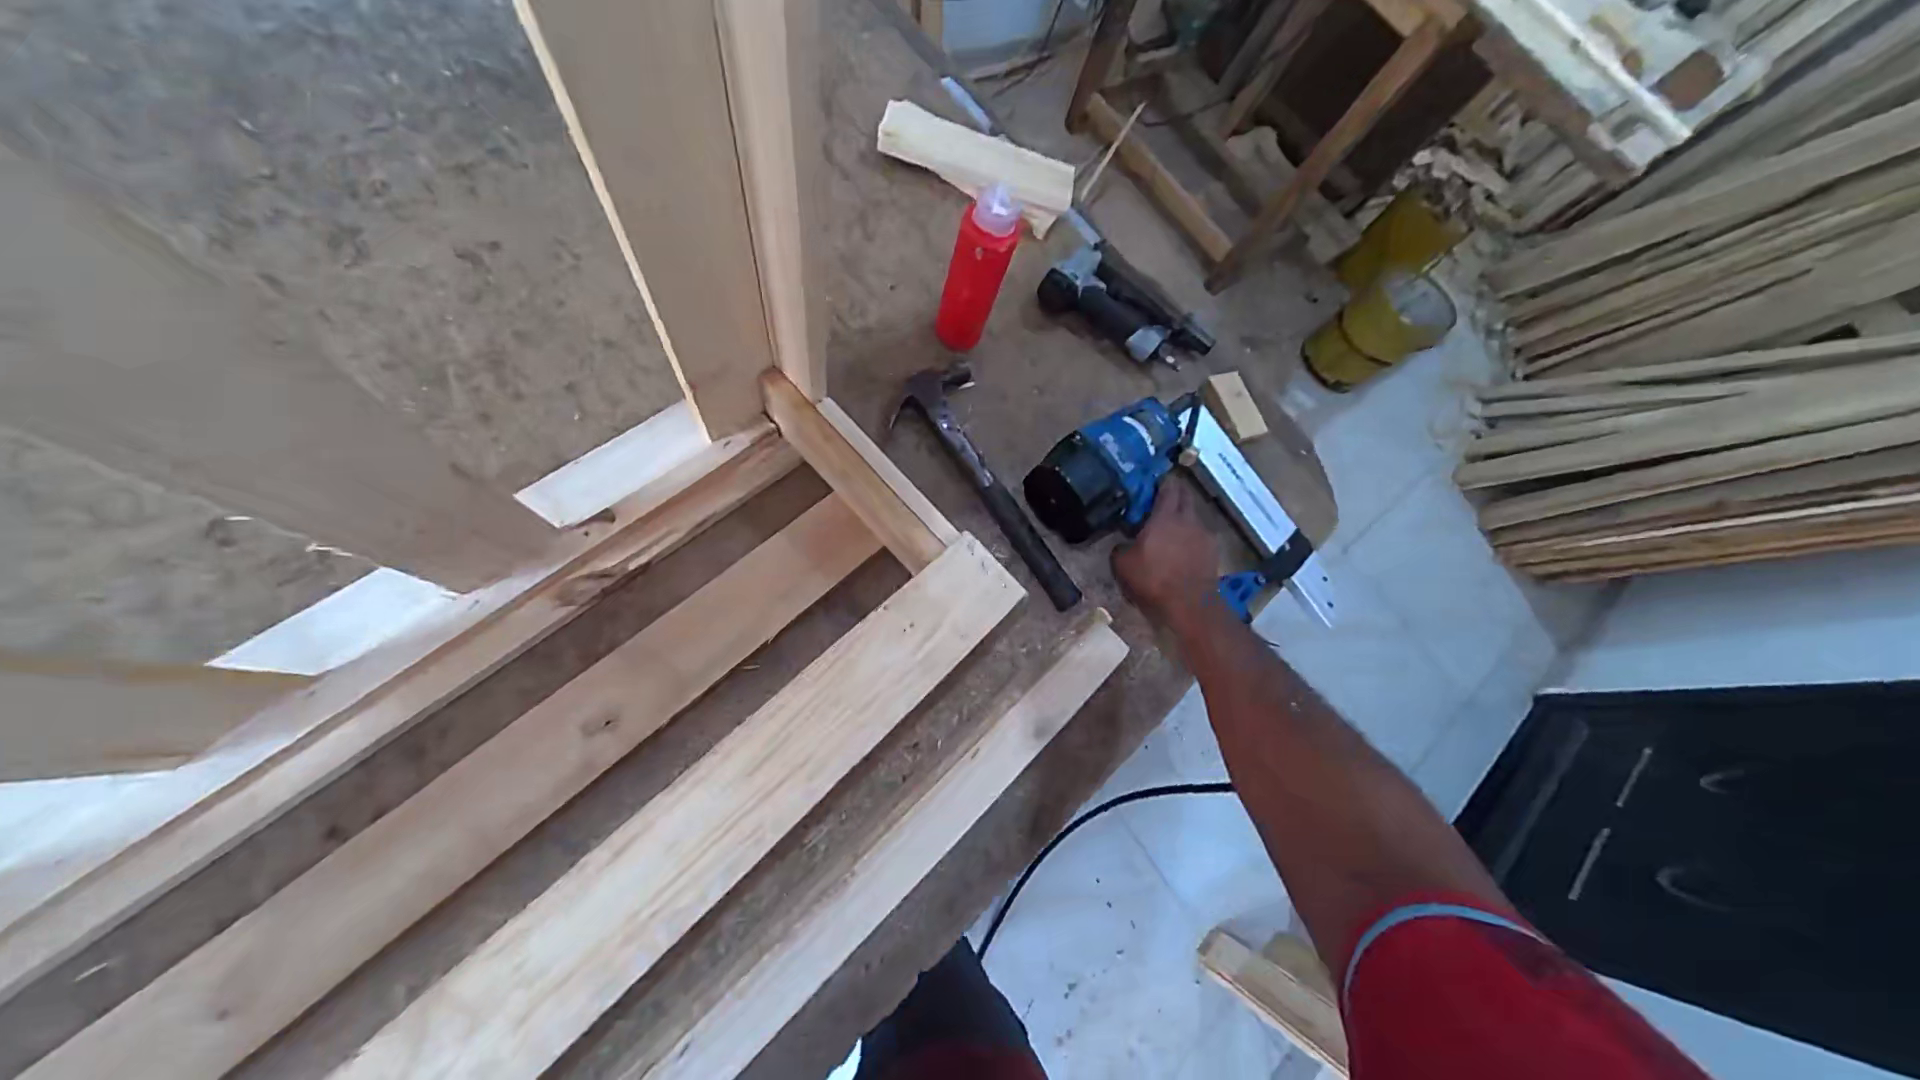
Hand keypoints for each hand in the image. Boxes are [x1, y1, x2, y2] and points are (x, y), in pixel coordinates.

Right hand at [1111, 480, 1220, 634]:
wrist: (1189, 605)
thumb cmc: (1152, 579)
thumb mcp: (1122, 564)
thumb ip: (1121, 547)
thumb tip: (1124, 544)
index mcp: (1165, 516)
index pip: (1168, 487)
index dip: (1161, 481)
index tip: (1153, 482)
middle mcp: (1188, 519)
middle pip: (1185, 496)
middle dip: (1175, 494)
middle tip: (1160, 501)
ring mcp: (1204, 535)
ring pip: (1193, 517)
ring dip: (1183, 518)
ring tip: (1169, 529)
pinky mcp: (1213, 552)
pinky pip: (1199, 536)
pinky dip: (1190, 537)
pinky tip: (1180, 550)